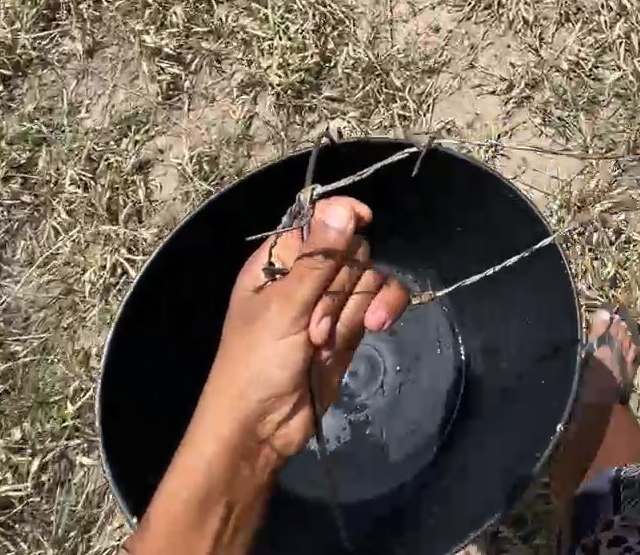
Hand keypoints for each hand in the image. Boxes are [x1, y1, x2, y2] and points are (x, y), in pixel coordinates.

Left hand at [130, 196, 411, 554]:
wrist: (261, 431)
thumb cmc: (255, 364)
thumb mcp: (283, 308)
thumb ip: (318, 258)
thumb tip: (344, 207)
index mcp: (277, 261)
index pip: (317, 218)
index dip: (340, 216)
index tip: (362, 220)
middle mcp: (306, 274)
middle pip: (351, 249)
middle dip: (340, 287)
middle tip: (313, 324)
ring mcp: (331, 301)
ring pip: (369, 276)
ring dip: (354, 309)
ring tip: (326, 343)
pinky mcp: (351, 325)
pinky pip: (382, 299)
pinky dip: (384, 309)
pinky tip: (379, 327)